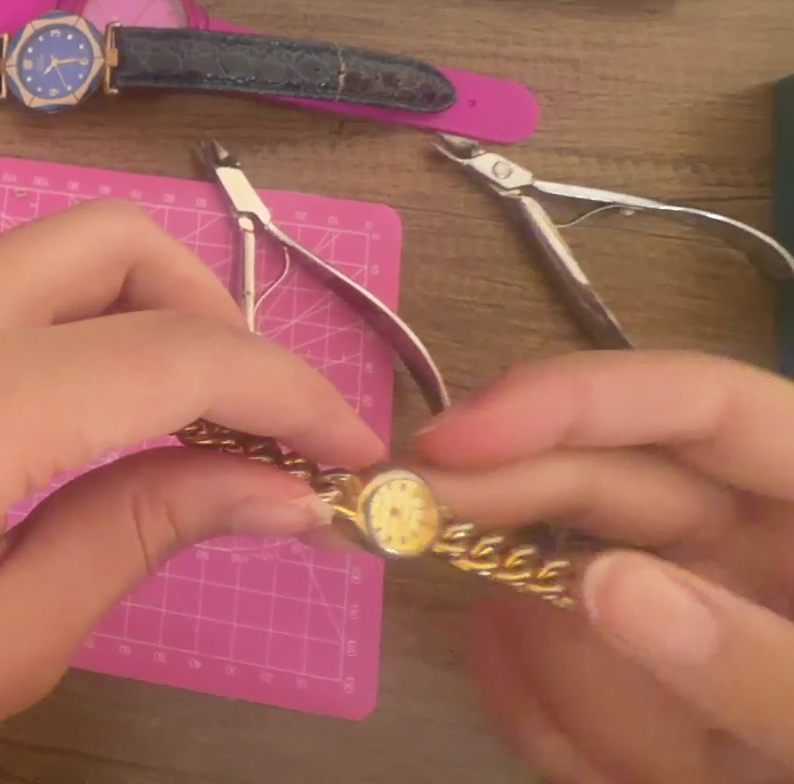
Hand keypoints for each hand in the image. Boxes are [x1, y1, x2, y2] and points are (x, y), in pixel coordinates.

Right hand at [418, 352, 793, 783]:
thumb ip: (767, 670)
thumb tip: (600, 581)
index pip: (696, 404)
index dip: (569, 400)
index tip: (452, 440)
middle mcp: (739, 534)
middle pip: (585, 478)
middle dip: (492, 505)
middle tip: (392, 518)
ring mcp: (672, 592)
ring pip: (549, 580)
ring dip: (564, 676)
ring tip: (630, 772)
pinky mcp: (616, 651)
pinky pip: (540, 656)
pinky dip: (550, 719)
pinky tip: (604, 772)